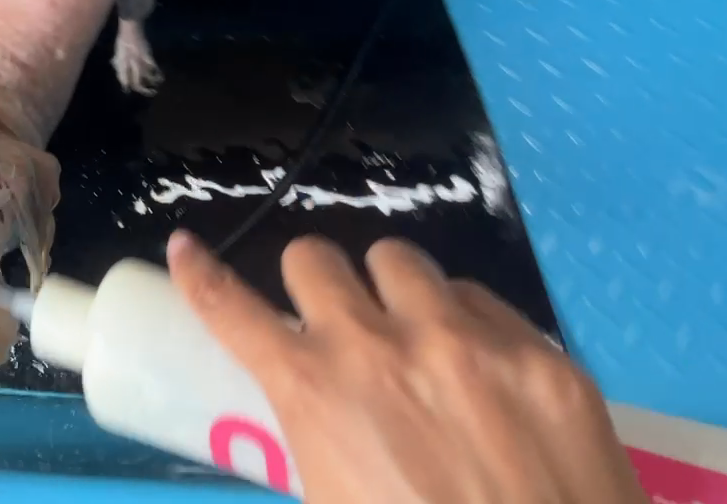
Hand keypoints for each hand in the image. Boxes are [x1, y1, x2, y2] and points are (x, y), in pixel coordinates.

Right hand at [169, 231, 646, 503]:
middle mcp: (375, 347)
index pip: (228, 305)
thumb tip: (308, 399)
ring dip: (390, 288)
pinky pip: (479, 298)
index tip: (184, 246)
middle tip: (337, 315)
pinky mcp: (542, 357)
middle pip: (312, 256)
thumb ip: (306, 428)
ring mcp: (463, 345)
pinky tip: (486, 368)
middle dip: (315, 283)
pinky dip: (466, 320)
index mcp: (311, 388)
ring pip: (396, 257)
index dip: (197, 271)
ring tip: (416, 330)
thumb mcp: (325, 496)